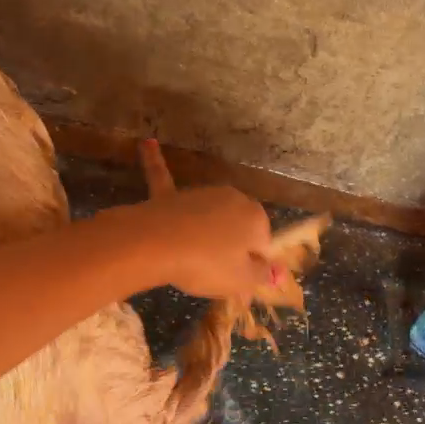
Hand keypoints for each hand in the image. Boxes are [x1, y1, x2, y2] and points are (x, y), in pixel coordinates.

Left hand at [115, 139, 274, 299]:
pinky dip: (154, 160)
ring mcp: (202, 193)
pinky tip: (147, 142)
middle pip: (238, 228)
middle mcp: (234, 198)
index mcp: (256, 218)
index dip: (250, 267)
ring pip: (211, 216)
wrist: (158, 245)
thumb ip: (261, 275)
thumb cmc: (207, 265)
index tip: (237, 281)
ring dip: (206, 232)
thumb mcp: (241, 280)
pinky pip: (163, 177)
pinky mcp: (171, 195)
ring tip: (192, 259)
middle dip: (231, 248)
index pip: (263, 246)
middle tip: (215, 273)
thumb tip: (278, 273)